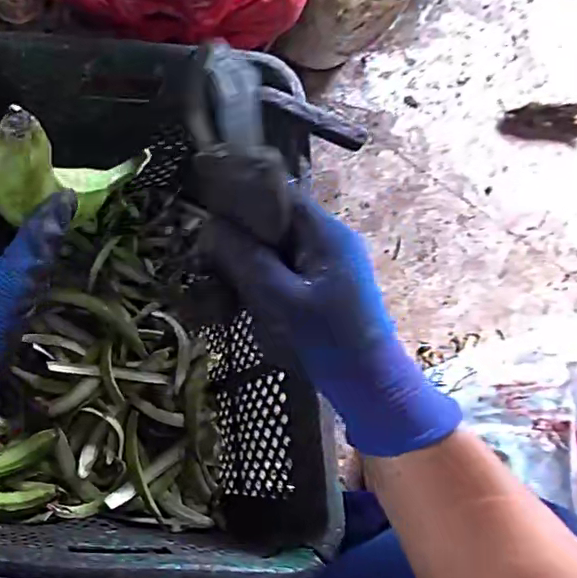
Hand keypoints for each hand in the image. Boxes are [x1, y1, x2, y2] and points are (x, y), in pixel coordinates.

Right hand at [205, 185, 459, 456]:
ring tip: (221, 277)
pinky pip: (285, 268)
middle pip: (276, 221)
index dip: (243, 200)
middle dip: (242, 235)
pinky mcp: (323, 285)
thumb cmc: (327, 339)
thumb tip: (211, 227)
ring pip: (277, 246)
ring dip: (249, 259)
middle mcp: (329, 240)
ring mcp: (328, 263)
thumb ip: (247, 260)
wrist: (367, 382)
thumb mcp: (280, 299)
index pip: (279, 195)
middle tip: (209, 256)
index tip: (209, 217)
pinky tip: (244, 295)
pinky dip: (262, 276)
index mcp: (325, 233)